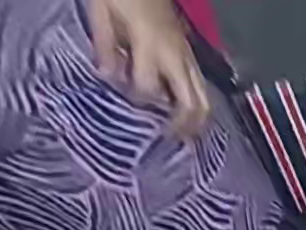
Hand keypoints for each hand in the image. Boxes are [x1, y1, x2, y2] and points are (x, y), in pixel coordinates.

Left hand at [87, 0, 213, 135]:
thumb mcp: (100, 9)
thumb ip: (106, 45)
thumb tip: (108, 77)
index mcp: (151, 47)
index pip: (149, 87)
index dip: (138, 99)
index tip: (128, 107)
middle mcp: (177, 60)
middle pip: (192, 105)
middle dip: (184, 125)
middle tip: (174, 140)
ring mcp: (189, 60)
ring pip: (205, 102)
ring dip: (197, 121)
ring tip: (187, 133)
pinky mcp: (193, 58)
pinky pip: (202, 90)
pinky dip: (197, 106)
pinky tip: (188, 112)